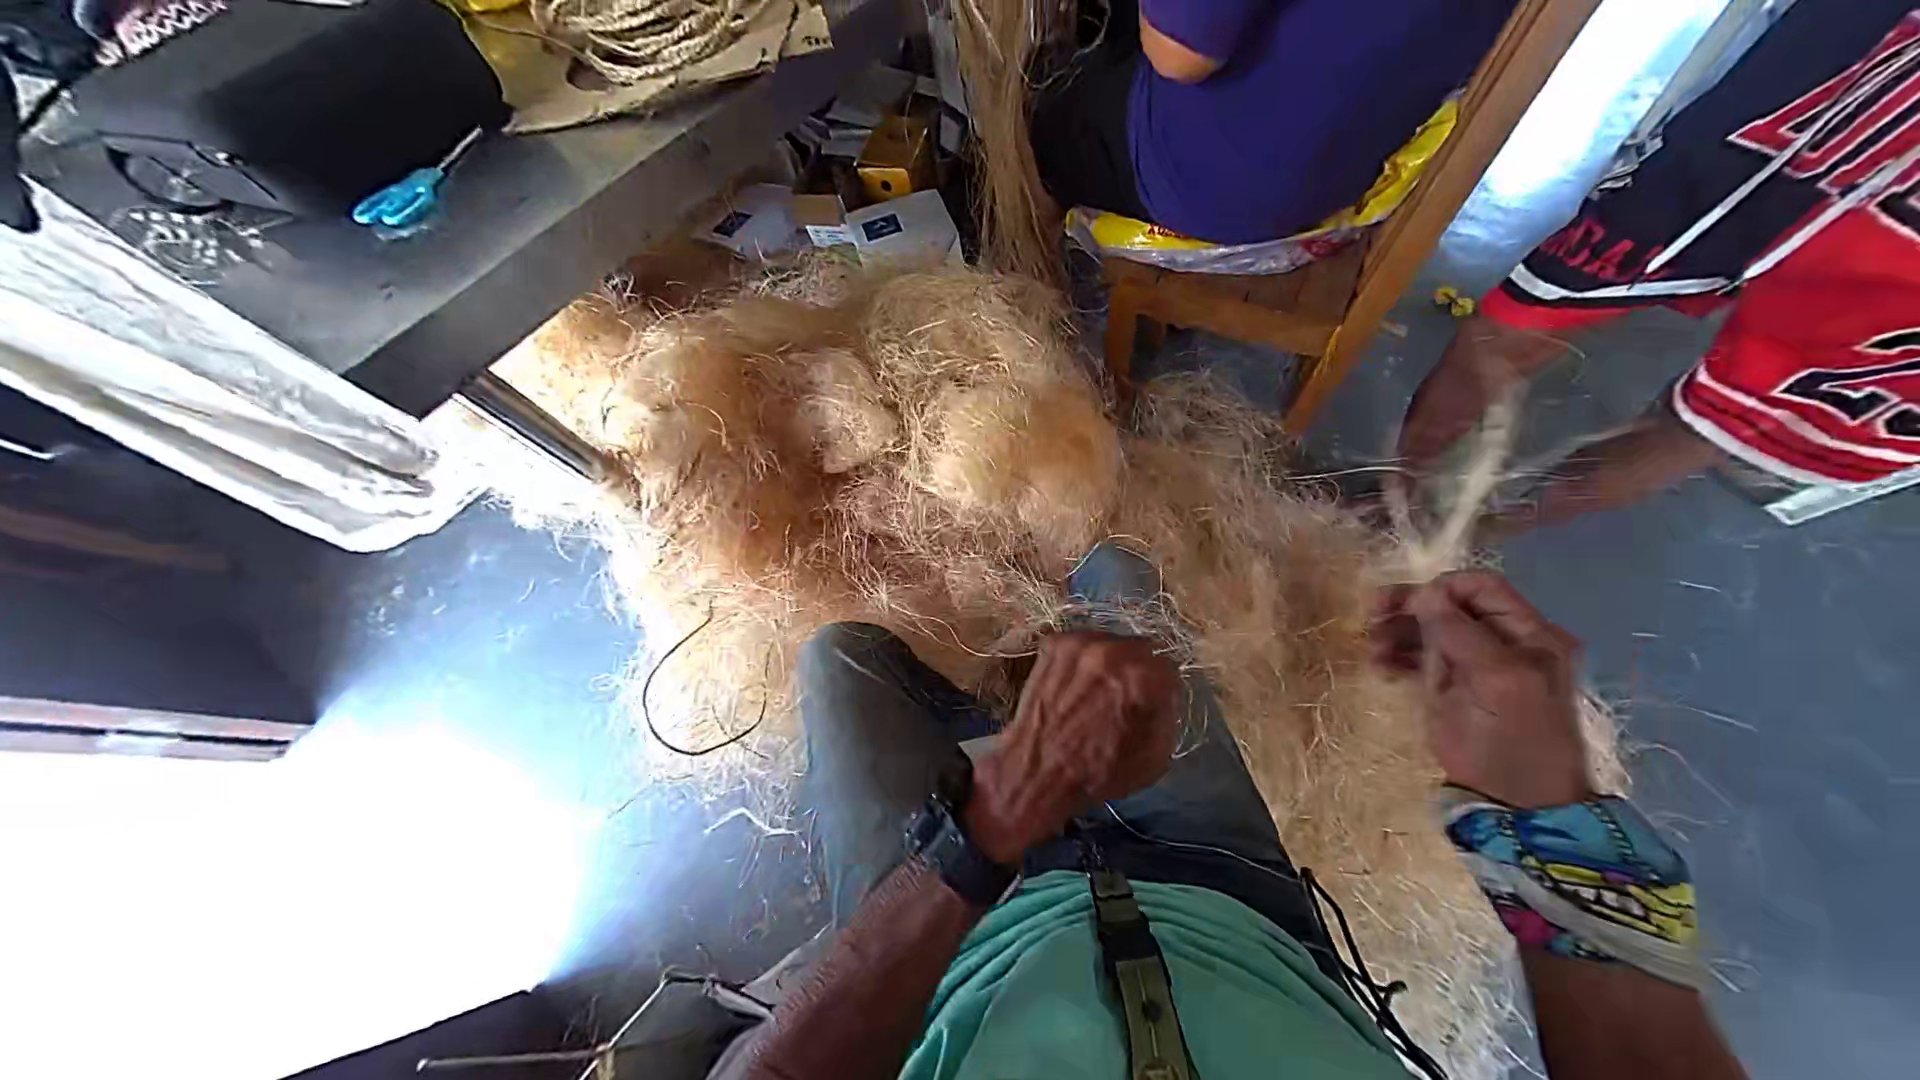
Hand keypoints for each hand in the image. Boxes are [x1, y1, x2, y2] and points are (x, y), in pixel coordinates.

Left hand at [967, 631, 1180, 862]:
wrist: (1038, 770)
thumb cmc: (1101, 772)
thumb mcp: (1156, 754)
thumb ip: (1166, 713)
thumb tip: (1162, 694)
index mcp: (1146, 678)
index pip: (1168, 669)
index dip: (1160, 689)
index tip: (1149, 700)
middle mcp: (1116, 652)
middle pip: (1140, 650)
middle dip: (1136, 670)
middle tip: (1122, 693)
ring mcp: (1082, 643)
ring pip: (1109, 643)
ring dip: (1108, 661)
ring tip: (1095, 688)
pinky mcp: (1055, 643)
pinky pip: (1080, 644)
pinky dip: (1080, 659)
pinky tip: (1074, 682)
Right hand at [1370, 571, 1591, 807]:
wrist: (1514, 803)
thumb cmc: (1513, 742)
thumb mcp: (1496, 682)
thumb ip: (1462, 634)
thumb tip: (1425, 592)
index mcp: (1528, 635)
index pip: (1480, 588)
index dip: (1441, 590)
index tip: (1406, 607)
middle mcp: (1502, 642)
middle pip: (1447, 605)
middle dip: (1408, 608)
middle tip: (1371, 616)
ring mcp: (1474, 664)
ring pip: (1427, 628)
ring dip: (1396, 632)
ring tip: (1373, 650)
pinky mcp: (1449, 685)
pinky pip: (1418, 655)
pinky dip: (1395, 655)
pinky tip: (1380, 667)